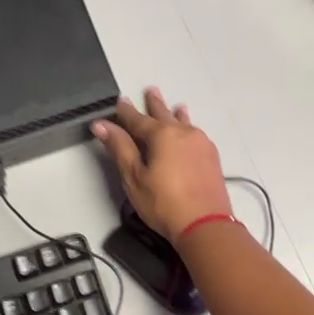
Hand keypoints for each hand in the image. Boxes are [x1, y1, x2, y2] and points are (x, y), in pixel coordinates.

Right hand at [91, 88, 232, 242]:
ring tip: (176, 106)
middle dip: (154, 104)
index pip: (137, 119)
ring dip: (176, 114)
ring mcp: (201, 144)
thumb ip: (120, 147)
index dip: (125, 112)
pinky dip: (188, 128)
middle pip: (164, 114)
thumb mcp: (134, 177)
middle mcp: (183, 133)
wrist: (205, 224)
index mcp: (162, 135)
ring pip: (184, 123)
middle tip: (150, 90)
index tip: (118, 101)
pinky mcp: (212, 158)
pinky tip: (190, 131)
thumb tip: (102, 124)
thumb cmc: (163, 202)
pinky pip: (196, 134)